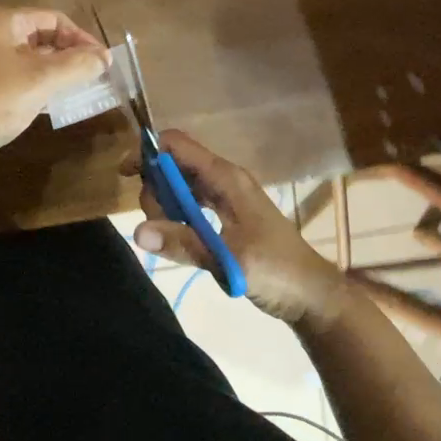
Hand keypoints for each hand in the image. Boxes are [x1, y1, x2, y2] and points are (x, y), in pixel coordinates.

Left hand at [0, 8, 110, 179]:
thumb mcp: (41, 80)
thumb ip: (77, 65)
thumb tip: (106, 57)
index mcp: (6, 21)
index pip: (55, 18)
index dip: (82, 38)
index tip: (104, 61)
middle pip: (47, 36)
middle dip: (74, 54)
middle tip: (100, 75)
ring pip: (39, 58)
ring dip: (63, 71)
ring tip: (89, 88)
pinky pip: (29, 76)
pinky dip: (48, 84)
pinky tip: (65, 101)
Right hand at [123, 130, 346, 325]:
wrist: (314, 296)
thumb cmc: (276, 271)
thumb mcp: (228, 258)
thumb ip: (183, 243)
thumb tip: (137, 231)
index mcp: (226, 177)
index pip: (177, 144)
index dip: (148, 152)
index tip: (125, 174)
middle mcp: (225, 179)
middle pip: (175, 164)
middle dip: (155, 187)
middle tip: (156, 224)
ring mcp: (228, 196)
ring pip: (182, 184)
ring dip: (165, 203)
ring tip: (168, 235)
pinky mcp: (229, 215)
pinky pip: (193, 201)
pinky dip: (178, 213)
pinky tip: (178, 235)